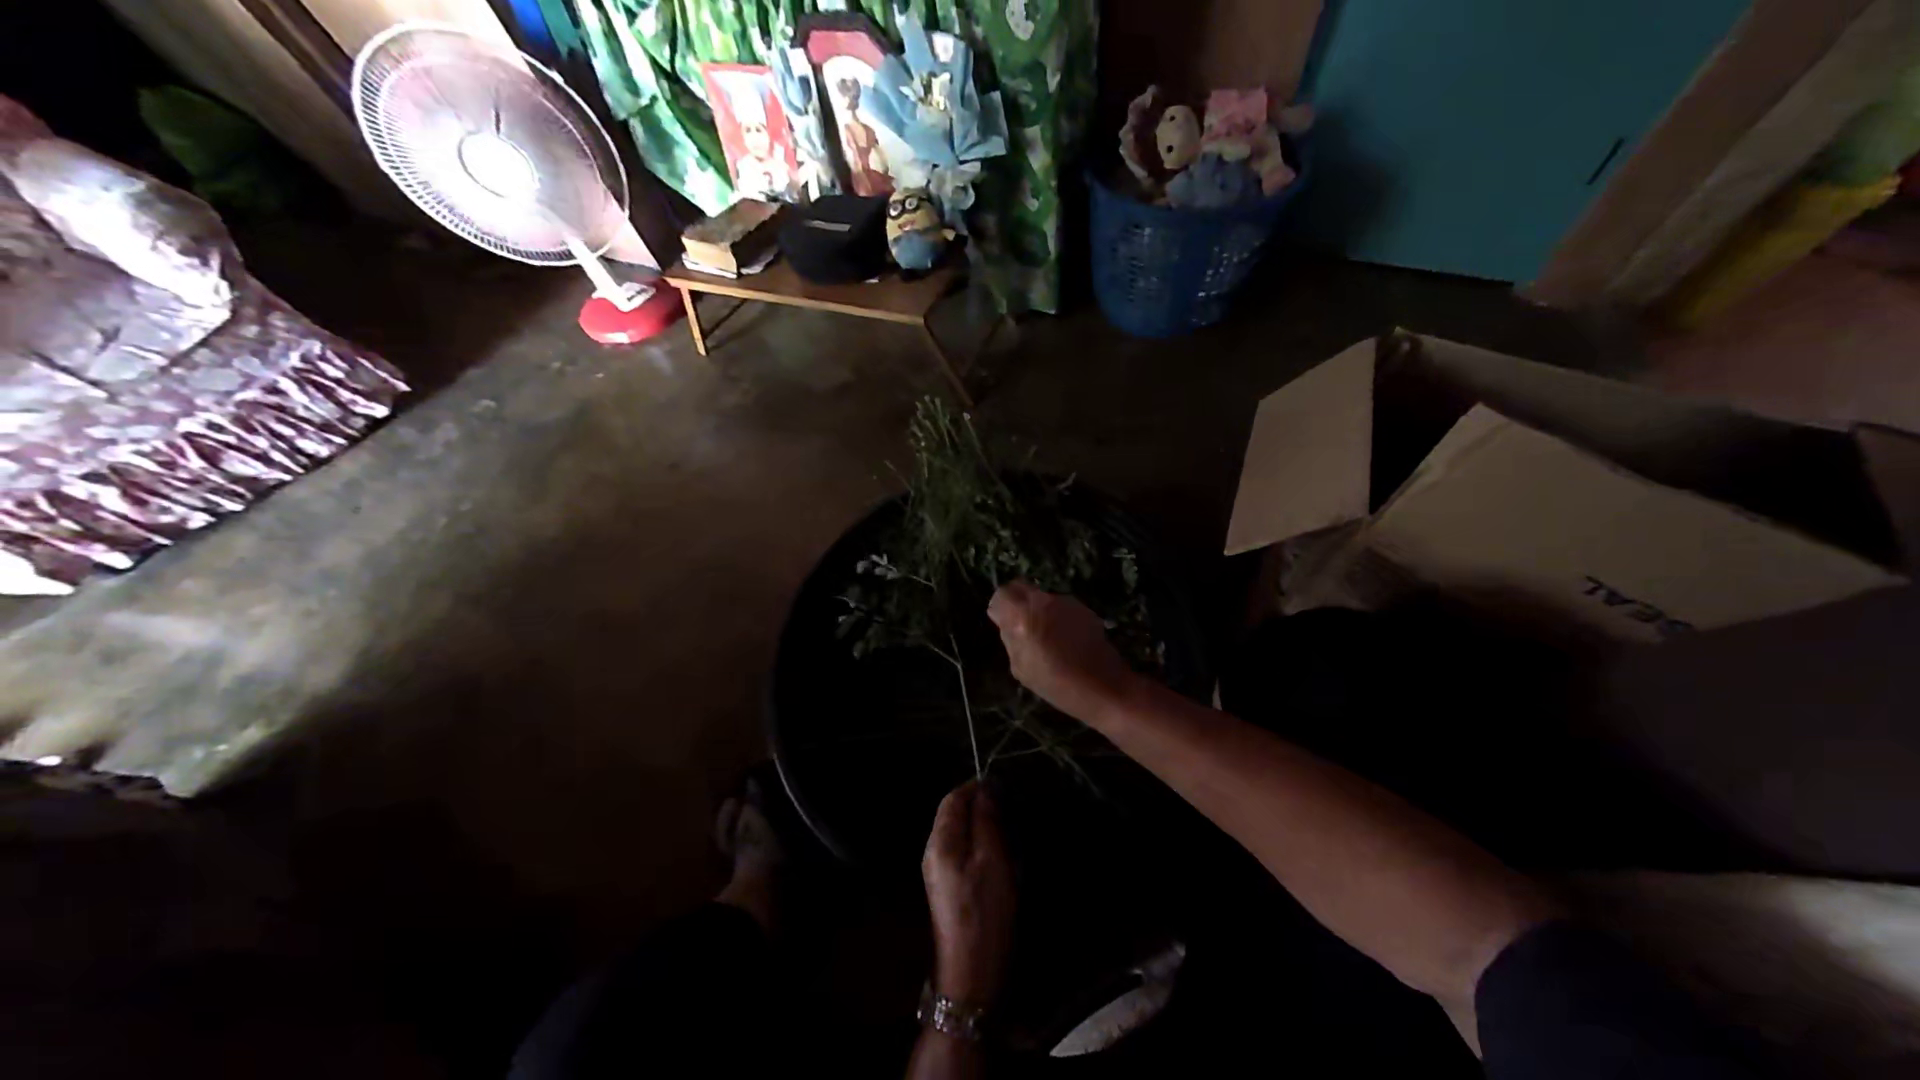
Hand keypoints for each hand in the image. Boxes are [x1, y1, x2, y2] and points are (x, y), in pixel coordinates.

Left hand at [923, 780, 1015, 1003]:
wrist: (973, 972)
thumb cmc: (986, 910)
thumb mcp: (993, 858)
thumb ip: (986, 819)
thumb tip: (987, 787)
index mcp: (940, 839)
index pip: (953, 797)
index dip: (977, 786)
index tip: (1005, 787)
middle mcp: (932, 850)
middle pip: (954, 814)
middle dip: (981, 807)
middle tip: (1011, 813)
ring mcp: (938, 871)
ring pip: (960, 833)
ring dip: (984, 828)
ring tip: (1011, 836)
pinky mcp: (948, 888)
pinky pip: (963, 853)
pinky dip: (982, 848)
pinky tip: (1001, 861)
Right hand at [987, 582, 1134, 721]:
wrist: (1103, 685)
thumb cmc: (1056, 683)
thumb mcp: (1020, 667)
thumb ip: (1010, 639)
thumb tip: (1009, 624)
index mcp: (1023, 615)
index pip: (1001, 594)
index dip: (1000, 609)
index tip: (1004, 624)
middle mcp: (1044, 601)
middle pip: (1021, 588)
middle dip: (1017, 603)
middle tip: (1022, 627)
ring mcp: (1066, 602)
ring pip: (1043, 598)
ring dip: (1040, 611)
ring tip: (1049, 639)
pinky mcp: (1084, 609)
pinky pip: (1061, 607)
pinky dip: (1058, 617)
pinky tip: (1067, 640)